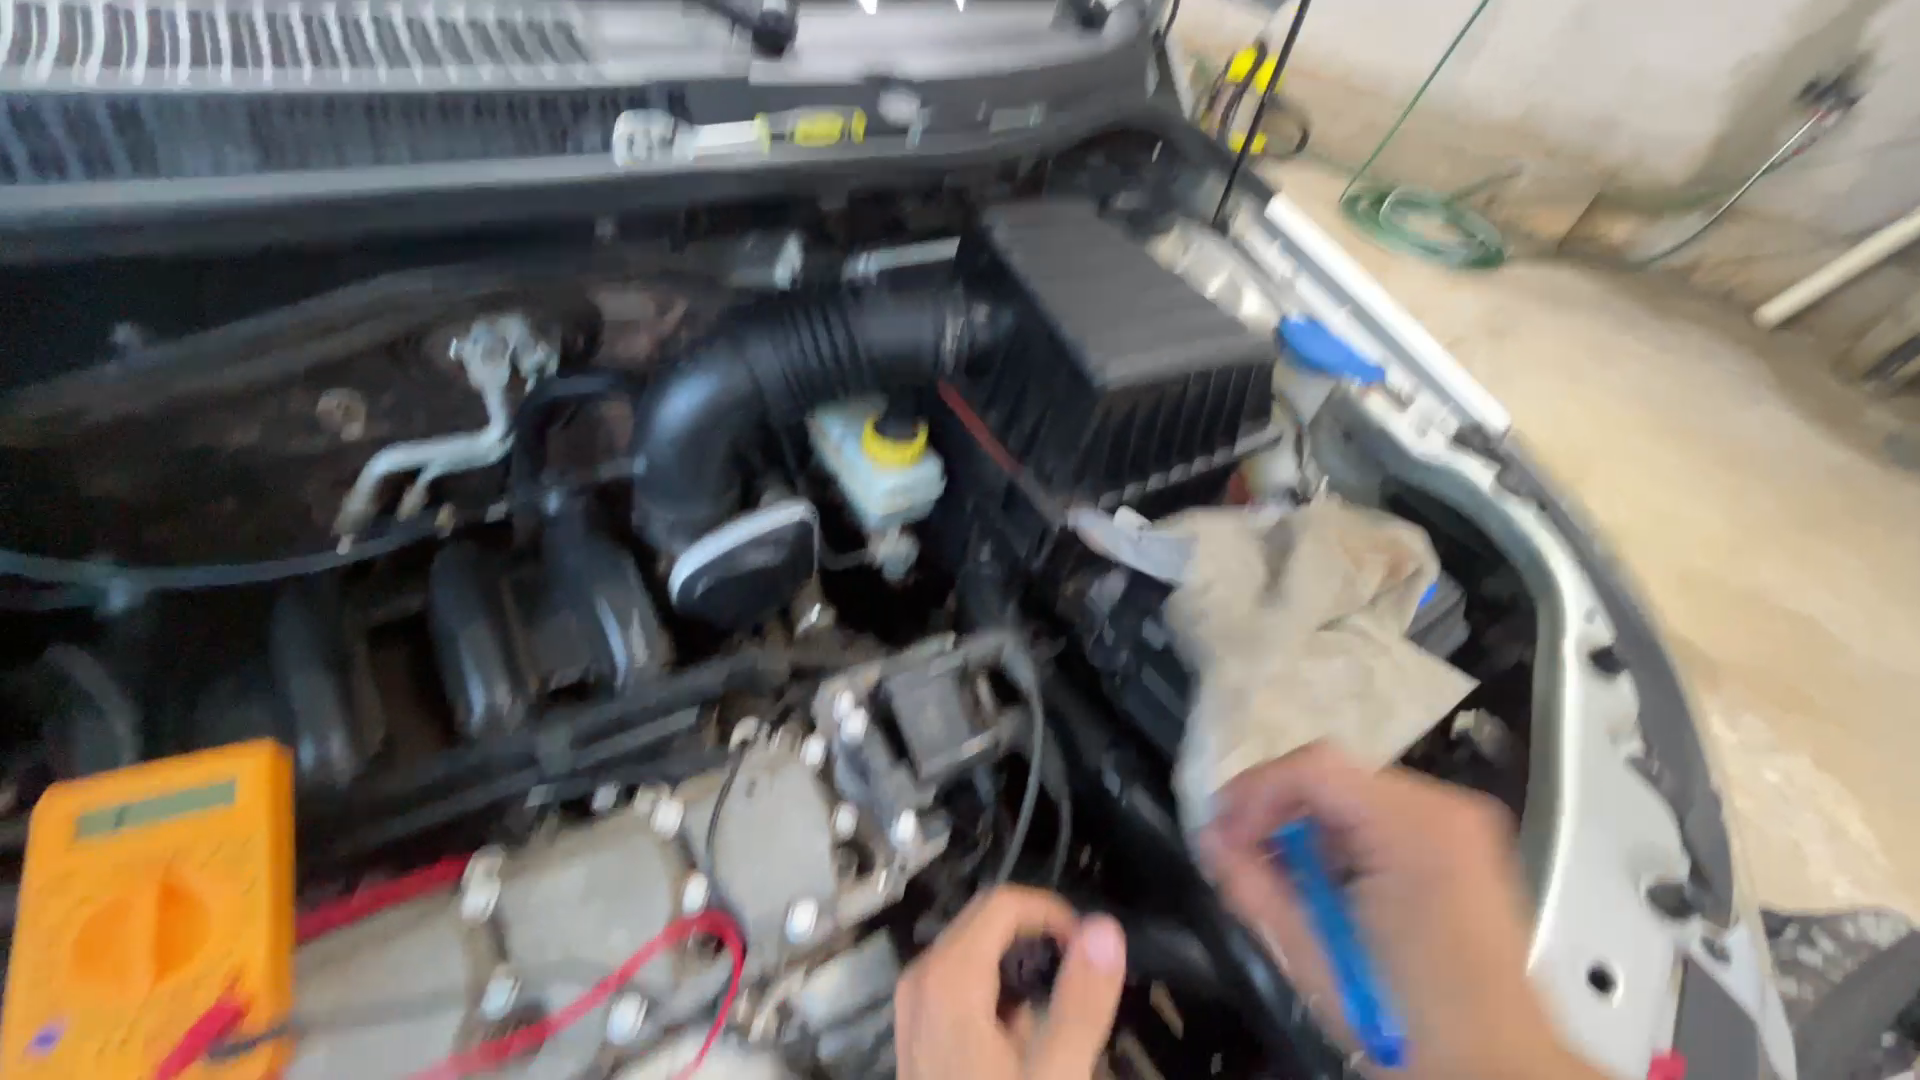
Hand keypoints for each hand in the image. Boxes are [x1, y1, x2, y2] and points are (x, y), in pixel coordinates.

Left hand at [894, 886, 1126, 1079]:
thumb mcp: (1052, 1077)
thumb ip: (1081, 1002)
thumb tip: (1105, 927)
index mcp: (948, 977)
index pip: (1003, 904)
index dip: (1053, 914)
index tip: (1091, 952)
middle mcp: (923, 979)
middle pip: (987, 922)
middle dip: (1040, 940)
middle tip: (1082, 982)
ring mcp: (917, 1006)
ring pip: (979, 954)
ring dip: (1023, 971)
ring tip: (1058, 1020)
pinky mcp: (923, 1031)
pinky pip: (966, 986)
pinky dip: (1001, 998)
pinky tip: (1024, 1044)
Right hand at [1199, 743, 1597, 1079]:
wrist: (1497, 1076)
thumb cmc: (1405, 1024)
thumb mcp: (1313, 955)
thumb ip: (1254, 886)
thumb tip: (1209, 839)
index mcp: (1417, 830)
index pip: (1313, 769)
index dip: (1253, 793)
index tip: (1220, 834)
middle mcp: (1445, 809)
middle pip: (1330, 775)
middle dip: (1274, 810)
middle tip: (1237, 854)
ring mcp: (1458, 825)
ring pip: (1348, 793)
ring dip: (1303, 827)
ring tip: (1278, 876)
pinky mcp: (1459, 846)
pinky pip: (1375, 816)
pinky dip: (1336, 839)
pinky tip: (1322, 883)